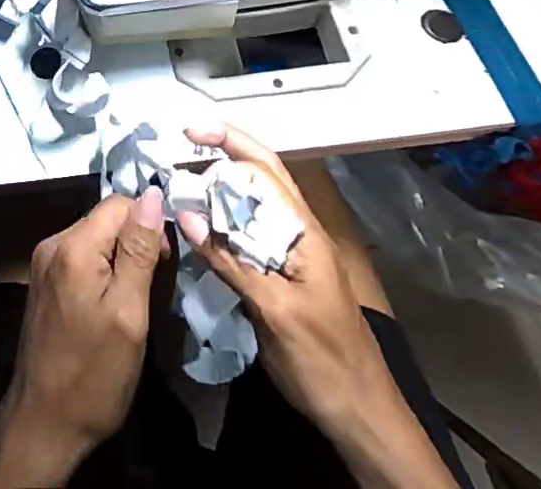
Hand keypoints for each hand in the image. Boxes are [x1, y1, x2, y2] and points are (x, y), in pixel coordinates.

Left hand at [0, 187, 167, 487]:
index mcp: (73, 246)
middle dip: (135, 240)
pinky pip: (84, 255)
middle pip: (107, 217)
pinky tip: (110, 302)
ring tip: (132, 298)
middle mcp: (53, 244)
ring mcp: (44, 263)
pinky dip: (104, 269)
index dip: (149, 224)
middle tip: (149, 285)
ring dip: (121, 256)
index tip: (161, 263)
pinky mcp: (45, 282)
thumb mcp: (128, 312)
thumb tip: (152, 194)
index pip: (121, 203)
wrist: (42, 428)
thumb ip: (138, 249)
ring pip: (97, 236)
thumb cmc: (93, 374)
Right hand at [177, 125, 456, 488]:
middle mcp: (300, 232)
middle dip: (225, 156)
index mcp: (304, 231)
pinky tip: (204, 228)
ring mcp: (293, 252)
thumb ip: (232, 263)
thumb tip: (189, 217)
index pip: (266, 172)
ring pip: (255, 206)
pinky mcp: (284, 274)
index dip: (231, 145)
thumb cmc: (322, 359)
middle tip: (184, 148)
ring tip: (186, 181)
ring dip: (223, 189)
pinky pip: (251, 237)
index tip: (193, 133)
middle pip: (262, 179)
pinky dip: (226, 224)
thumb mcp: (274, 311)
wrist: (357, 407)